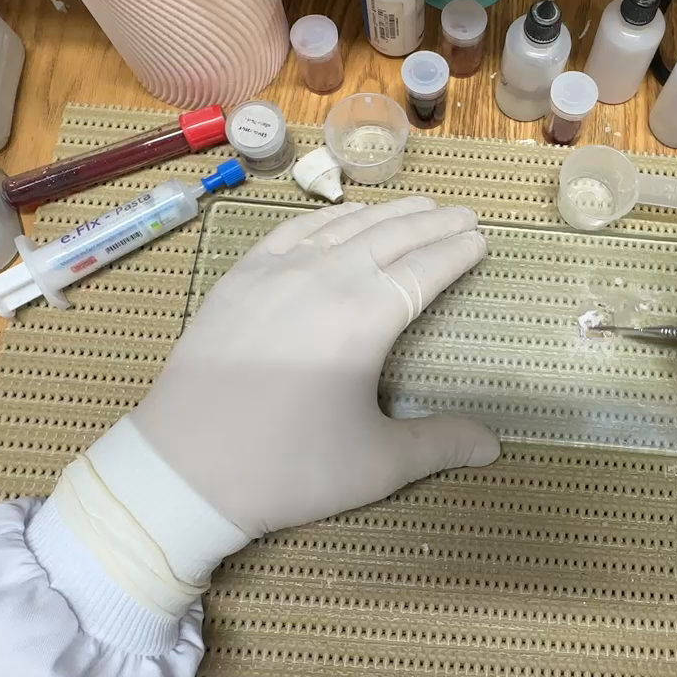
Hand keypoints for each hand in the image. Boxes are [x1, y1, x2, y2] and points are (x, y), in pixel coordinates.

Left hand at [135, 196, 496, 533]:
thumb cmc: (288, 468)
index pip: (426, 269)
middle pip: (392, 236)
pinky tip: (345, 214)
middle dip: (434, 222)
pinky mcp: (241, 276)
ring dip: (388, 212)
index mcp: (365, 318)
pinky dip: (330, 217)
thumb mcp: (376, 465)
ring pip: (346, 225)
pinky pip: (295, 230)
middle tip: (463, 213)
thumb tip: (495, 446)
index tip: (481, 237)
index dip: (458, 251)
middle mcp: (325, 278)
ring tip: (418, 207)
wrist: (182, 470)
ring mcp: (278, 271)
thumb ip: (440, 445)